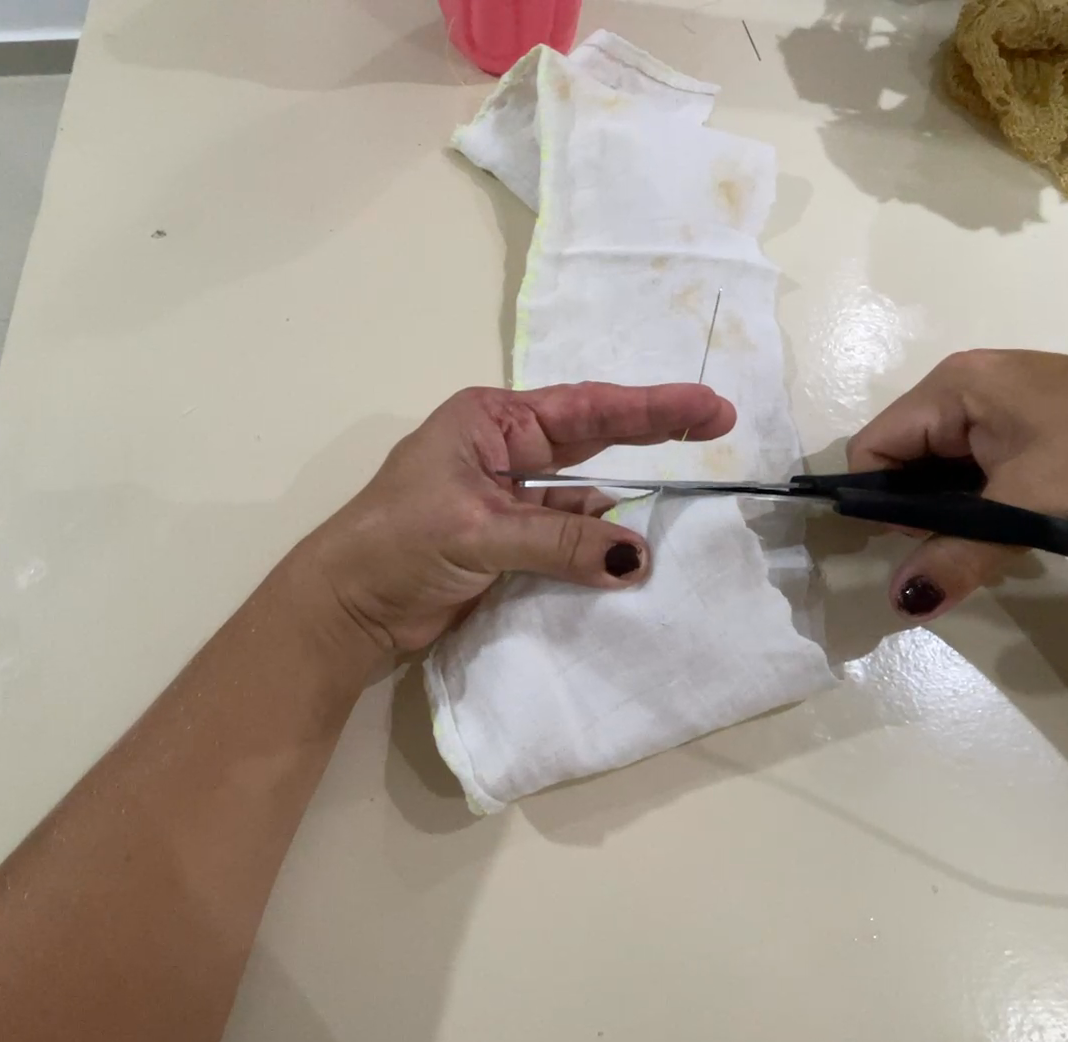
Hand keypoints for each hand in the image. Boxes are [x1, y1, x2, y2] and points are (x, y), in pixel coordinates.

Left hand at [300, 382, 735, 651]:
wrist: (349, 608)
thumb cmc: (398, 544)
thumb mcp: (479, 531)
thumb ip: (560, 542)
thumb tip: (638, 559)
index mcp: (491, 423)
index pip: (585, 409)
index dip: (651, 408)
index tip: (709, 407)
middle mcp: (504, 453)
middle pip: (593, 440)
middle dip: (652, 434)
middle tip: (719, 425)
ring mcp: (509, 501)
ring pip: (582, 498)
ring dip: (622, 510)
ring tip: (680, 512)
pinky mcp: (510, 545)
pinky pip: (568, 539)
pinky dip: (597, 549)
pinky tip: (630, 557)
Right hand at [846, 349, 1067, 619]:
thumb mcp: (1028, 509)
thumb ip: (954, 556)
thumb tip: (900, 604)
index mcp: (953, 385)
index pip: (873, 448)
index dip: (881, 500)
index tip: (921, 538)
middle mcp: (968, 381)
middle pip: (903, 455)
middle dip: (920, 506)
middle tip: (965, 538)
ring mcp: (1003, 395)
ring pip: (940, 462)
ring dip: (954, 504)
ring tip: (999, 526)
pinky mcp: (1033, 415)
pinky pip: (975, 459)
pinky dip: (983, 493)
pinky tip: (1020, 509)